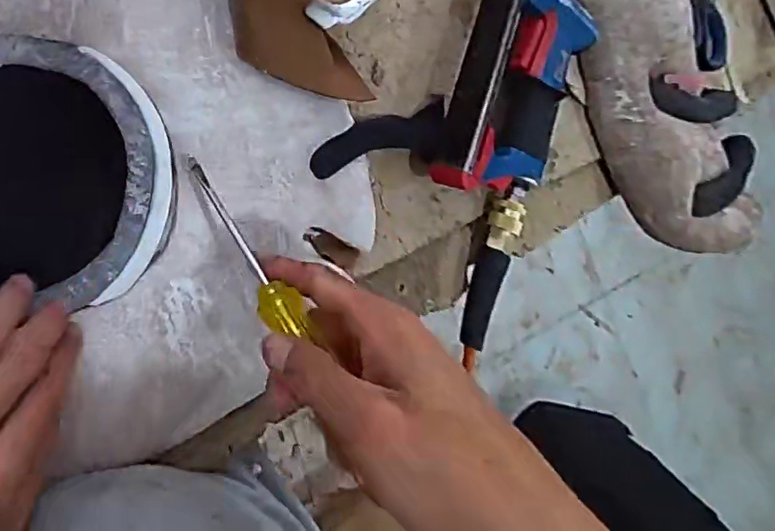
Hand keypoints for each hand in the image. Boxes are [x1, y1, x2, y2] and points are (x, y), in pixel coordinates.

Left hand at [0, 276, 79, 530]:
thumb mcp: (8, 513)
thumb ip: (38, 453)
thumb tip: (58, 379)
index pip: (47, 392)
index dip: (66, 353)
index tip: (74, 330)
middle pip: (19, 360)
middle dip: (46, 324)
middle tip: (57, 304)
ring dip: (5, 305)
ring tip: (21, 285)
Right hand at [258, 257, 600, 530]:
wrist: (518, 520)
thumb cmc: (440, 465)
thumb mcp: (365, 422)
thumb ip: (313, 376)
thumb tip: (272, 337)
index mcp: (386, 326)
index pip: (326, 282)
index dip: (288, 273)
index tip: (256, 268)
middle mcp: (396, 338)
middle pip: (330, 330)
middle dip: (303, 365)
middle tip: (282, 404)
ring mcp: (408, 371)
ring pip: (345, 369)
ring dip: (329, 405)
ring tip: (346, 451)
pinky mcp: (417, 402)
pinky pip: (367, 397)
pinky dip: (353, 423)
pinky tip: (364, 461)